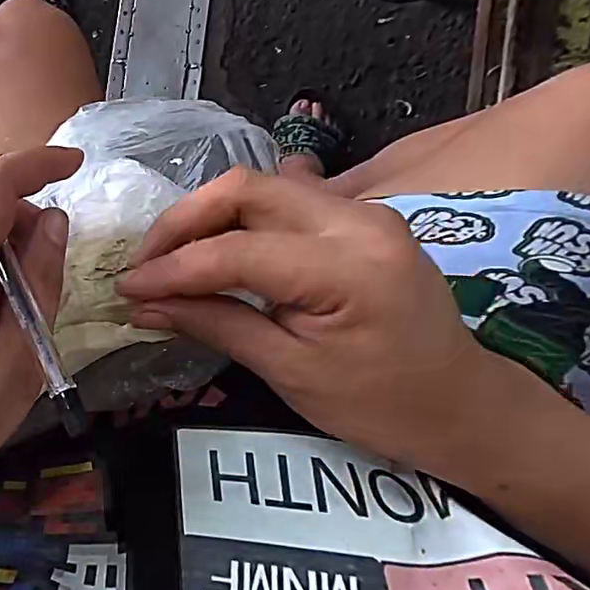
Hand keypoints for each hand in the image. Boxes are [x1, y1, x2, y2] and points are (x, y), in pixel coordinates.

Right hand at [115, 168, 541, 479]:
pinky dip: (237, 218)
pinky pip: (282, 198)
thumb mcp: (289, 371)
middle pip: (244, 188)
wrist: (461, 403)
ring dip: (205, 216)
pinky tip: (214, 244)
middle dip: (182, 222)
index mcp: (348, 268)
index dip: (171, 268)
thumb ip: (214, 324)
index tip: (128, 289)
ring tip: (172, 258)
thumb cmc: (379, 403)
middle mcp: (357, 219)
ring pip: (259, 186)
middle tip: (147, 264)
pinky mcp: (356, 214)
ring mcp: (361, 210)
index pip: (235, 251)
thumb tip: (144, 306)